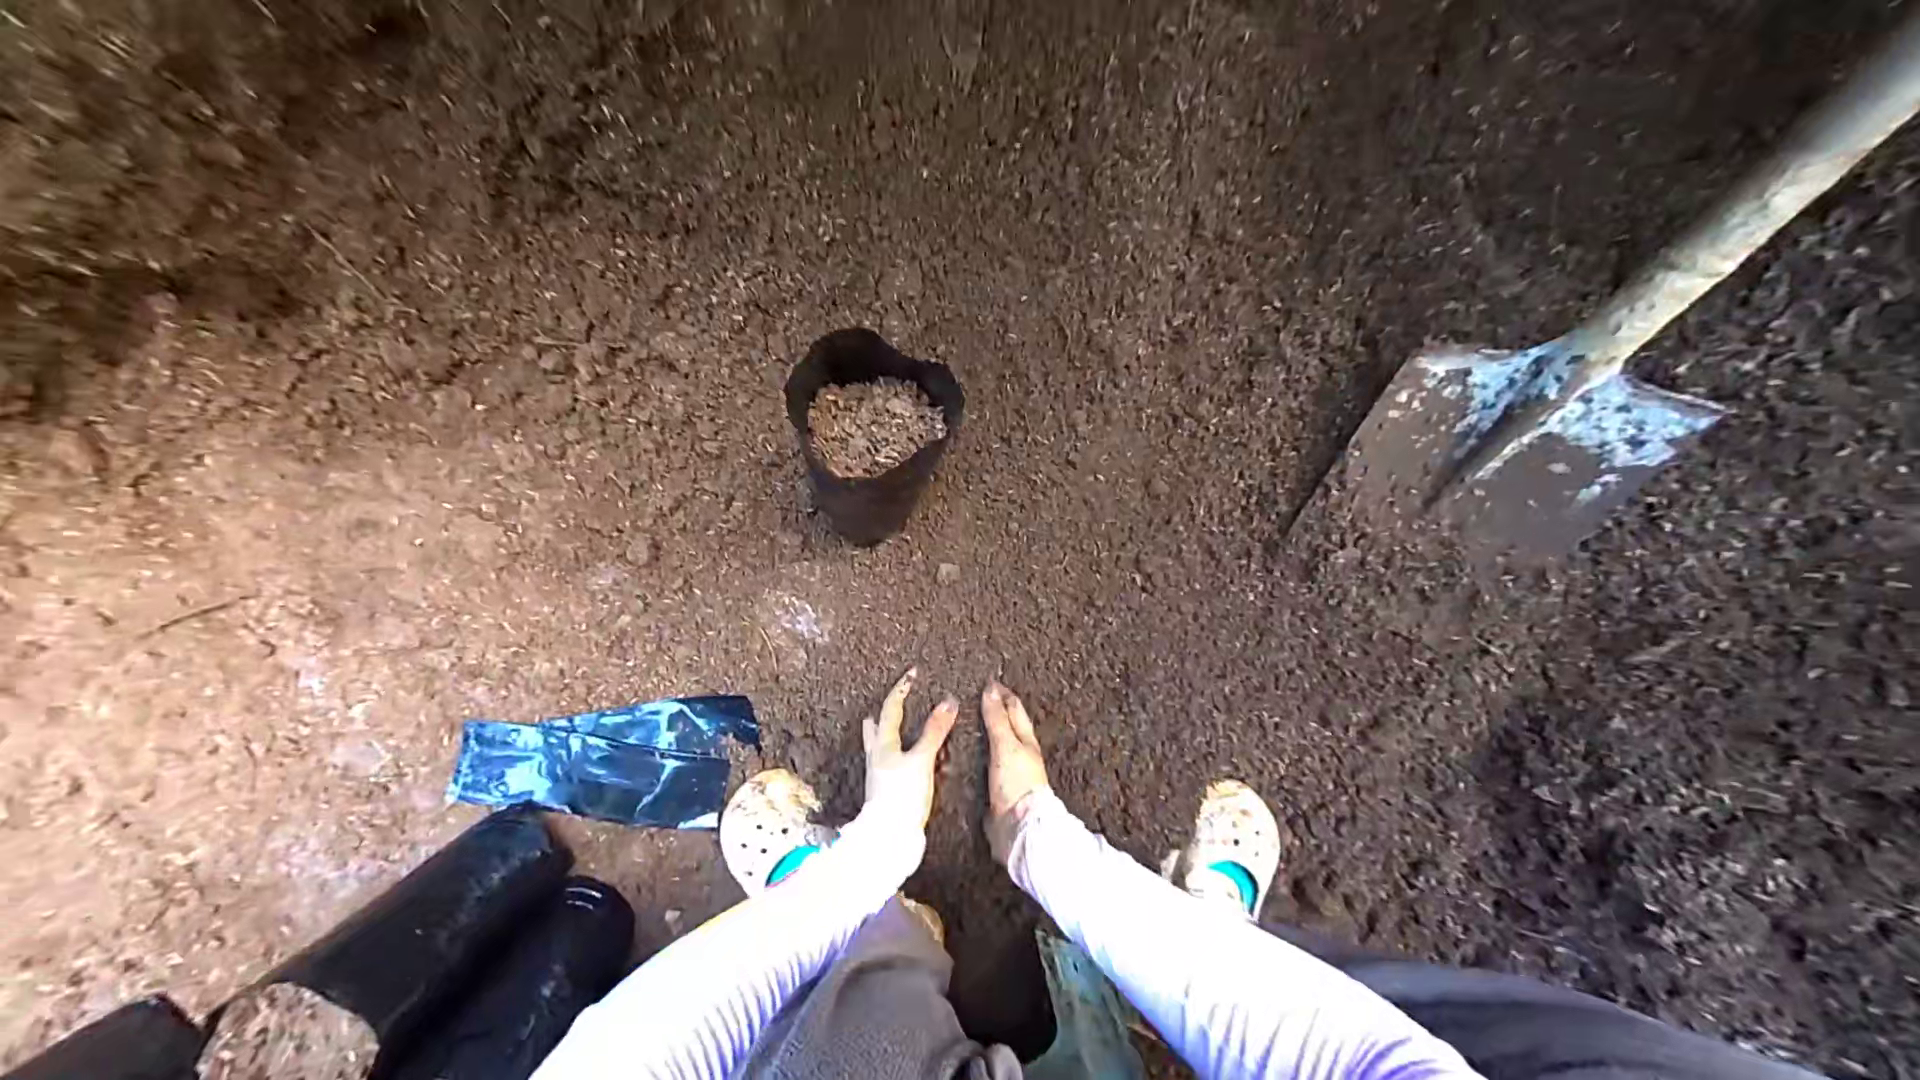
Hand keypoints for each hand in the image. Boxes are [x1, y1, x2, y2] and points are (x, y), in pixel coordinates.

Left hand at [862, 667, 959, 826]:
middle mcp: (877, 757)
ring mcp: (880, 776)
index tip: (912, 673)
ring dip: (890, 736)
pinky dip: (900, 757)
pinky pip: (893, 766)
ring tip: (897, 730)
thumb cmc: (901, 797)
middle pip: (877, 729)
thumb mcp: (922, 759)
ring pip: (883, 747)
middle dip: (884, 714)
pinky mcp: (888, 792)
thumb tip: (947, 702)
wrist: (888, 839)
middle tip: (893, 703)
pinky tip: (909, 764)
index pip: (891, 708)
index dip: (902, 688)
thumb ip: (935, 731)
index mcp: (883, 744)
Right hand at [983, 679, 1050, 861]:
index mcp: (1025, 741)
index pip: (1014, 709)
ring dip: (984, 736)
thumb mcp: (1006, 745)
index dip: (1002, 694)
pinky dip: (976, 759)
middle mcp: (1019, 755)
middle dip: (994, 713)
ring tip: (967, 726)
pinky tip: (964, 759)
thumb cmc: (1018, 784)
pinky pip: (984, 768)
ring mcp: (1008, 773)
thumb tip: (991, 689)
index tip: (988, 682)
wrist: (1018, 827)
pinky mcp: (996, 790)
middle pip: (1006, 727)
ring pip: (995, 747)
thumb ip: (997, 718)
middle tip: (977, 699)